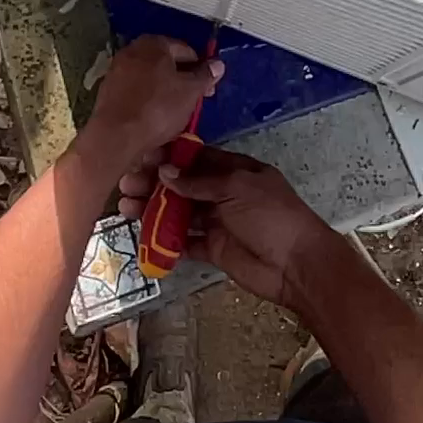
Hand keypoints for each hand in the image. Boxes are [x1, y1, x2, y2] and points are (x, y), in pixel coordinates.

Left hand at [75, 36, 223, 172]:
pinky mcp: (108, 90)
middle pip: (166, 62)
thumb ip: (205, 75)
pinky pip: (135, 90)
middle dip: (181, 79)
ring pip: (150, 77)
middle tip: (193, 101)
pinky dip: (147, 99)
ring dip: (164, 90)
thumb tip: (218, 64)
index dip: (201, 69)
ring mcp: (117, 70)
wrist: (116, 136)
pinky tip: (153, 116)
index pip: (186, 50)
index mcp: (154, 44)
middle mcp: (133, 50)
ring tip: (175, 111)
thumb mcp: (190, 92)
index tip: (207, 89)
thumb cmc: (158, 109)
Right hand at [119, 146, 341, 307]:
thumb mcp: (238, 187)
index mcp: (234, 169)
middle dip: (154, 183)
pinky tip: (143, 236)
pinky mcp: (213, 248)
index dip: (168, 157)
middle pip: (182, 184)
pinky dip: (165, 240)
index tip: (140, 158)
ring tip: (125, 208)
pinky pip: (184, 242)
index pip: (195, 158)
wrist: (297, 264)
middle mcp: (223, 192)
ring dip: (153, 210)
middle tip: (125, 185)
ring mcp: (217, 221)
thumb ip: (201, 181)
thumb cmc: (271, 215)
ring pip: (179, 212)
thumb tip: (166, 172)